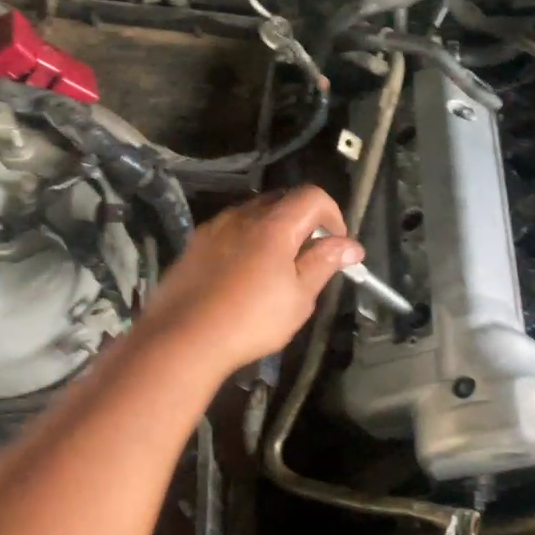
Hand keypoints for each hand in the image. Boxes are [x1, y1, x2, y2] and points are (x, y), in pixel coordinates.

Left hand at [135, 185, 361, 376]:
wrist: (182, 338)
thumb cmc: (251, 320)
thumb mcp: (299, 297)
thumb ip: (324, 263)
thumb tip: (351, 246)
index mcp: (274, 225)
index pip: (312, 196)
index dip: (333, 214)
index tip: (337, 245)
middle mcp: (243, 215)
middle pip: (283, 200)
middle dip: (305, 221)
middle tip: (311, 257)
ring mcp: (214, 227)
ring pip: (254, 214)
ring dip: (275, 231)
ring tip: (278, 268)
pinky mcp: (195, 245)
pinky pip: (231, 230)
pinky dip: (249, 241)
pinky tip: (245, 276)